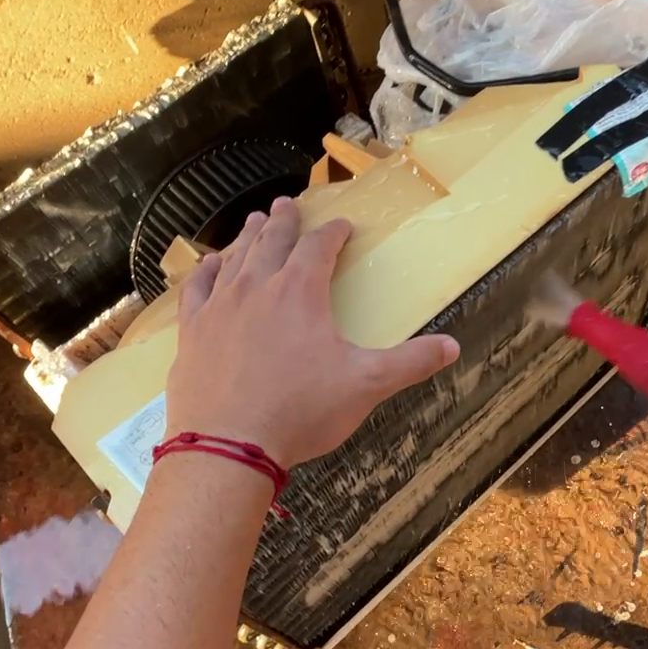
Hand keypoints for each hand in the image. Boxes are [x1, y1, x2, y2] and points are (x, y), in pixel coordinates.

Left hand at [165, 197, 459, 466]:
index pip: (320, 248)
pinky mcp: (193, 331)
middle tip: (288, 204)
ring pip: (235, 258)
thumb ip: (411, 362)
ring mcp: (219, 307)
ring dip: (248, 237)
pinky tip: (208, 265)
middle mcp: (257, 287)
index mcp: (300, 292)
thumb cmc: (301, 412)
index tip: (343, 226)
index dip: (334, 234)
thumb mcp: (366, 386)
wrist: (229, 445)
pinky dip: (205, 271)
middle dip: (285, 222)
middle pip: (272, 241)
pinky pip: (196, 288)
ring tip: (255, 222)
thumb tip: (454, 347)